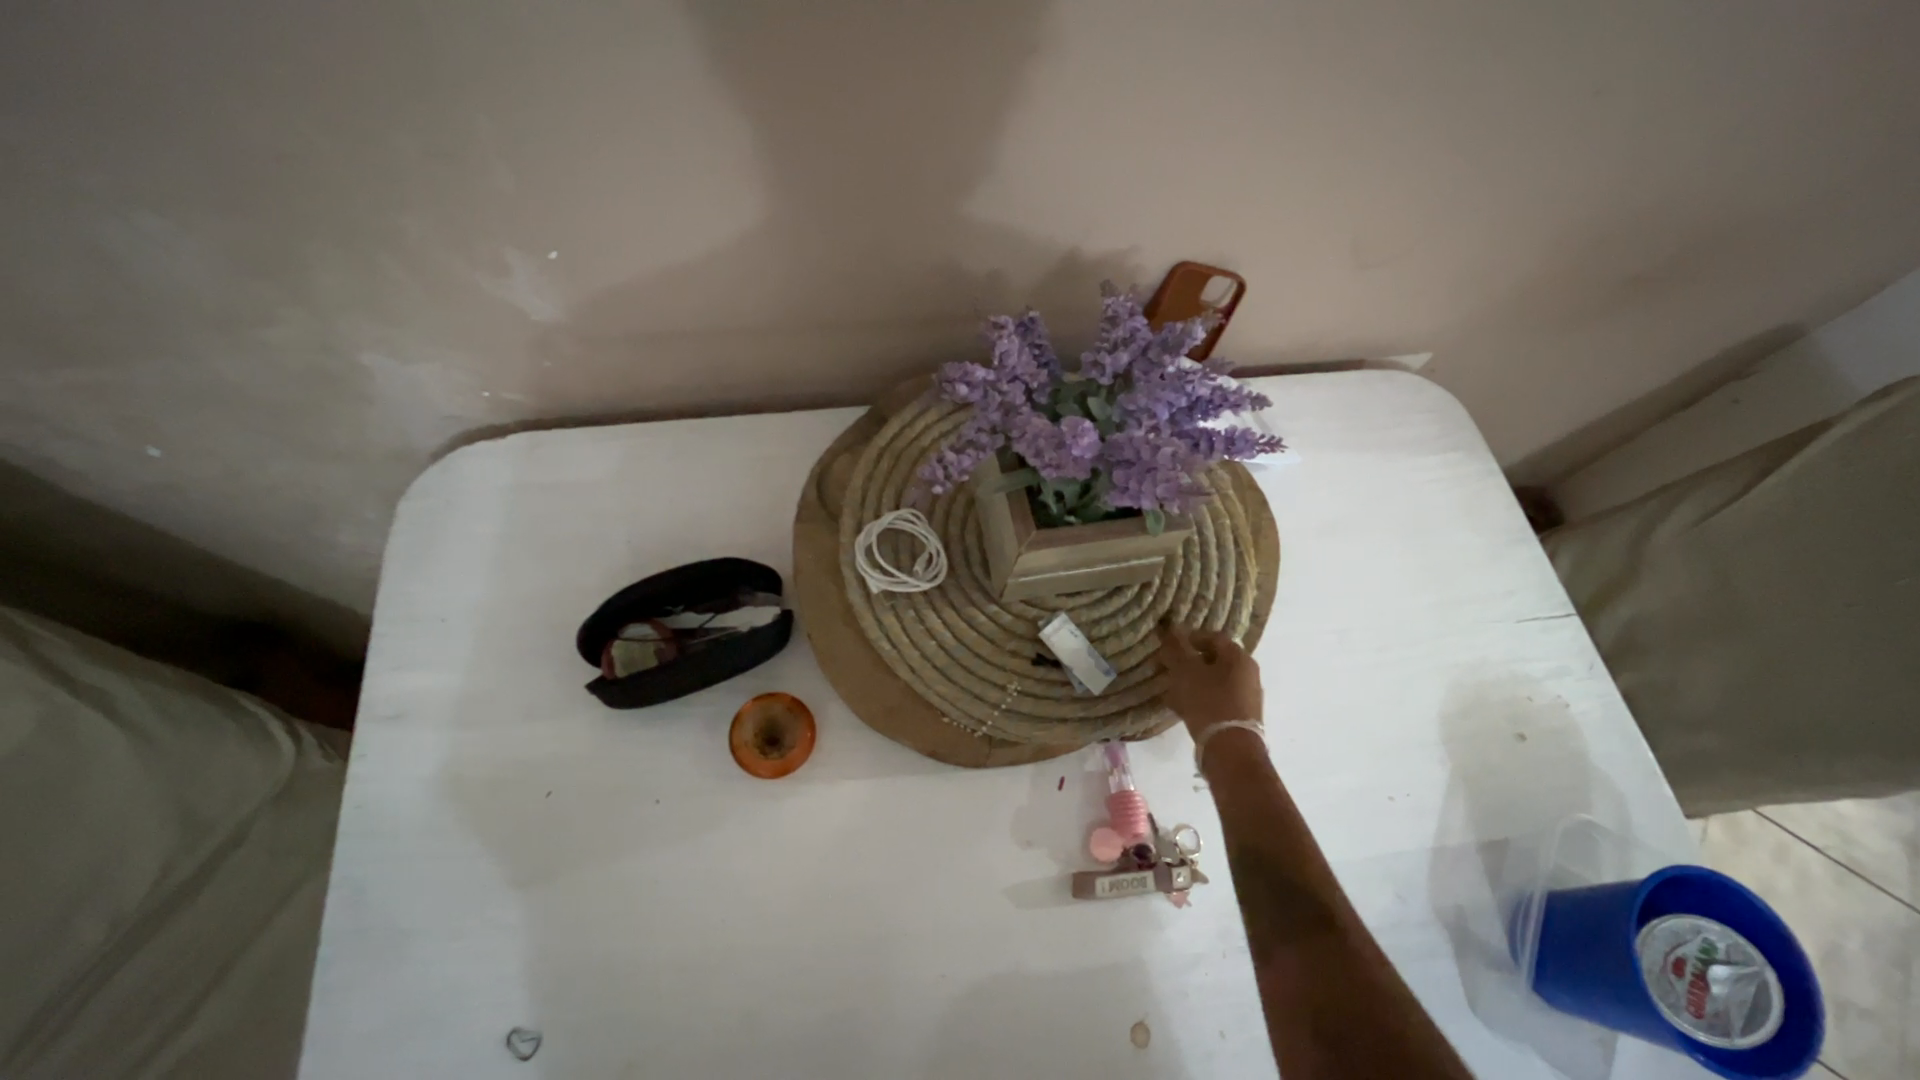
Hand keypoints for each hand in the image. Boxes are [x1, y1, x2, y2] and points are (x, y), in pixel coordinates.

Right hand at [1157, 622, 1262, 737]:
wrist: (1230, 750)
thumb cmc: (1208, 702)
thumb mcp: (1186, 671)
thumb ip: (1176, 649)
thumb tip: (1170, 628)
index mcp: (1239, 657)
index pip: (1213, 637)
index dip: (1189, 638)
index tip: (1168, 647)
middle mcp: (1248, 674)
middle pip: (1213, 661)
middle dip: (1188, 664)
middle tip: (1167, 669)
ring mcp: (1246, 698)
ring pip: (1213, 683)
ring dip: (1190, 683)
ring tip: (1169, 691)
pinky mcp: (1240, 718)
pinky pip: (1215, 701)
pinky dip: (1198, 700)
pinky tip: (1179, 709)